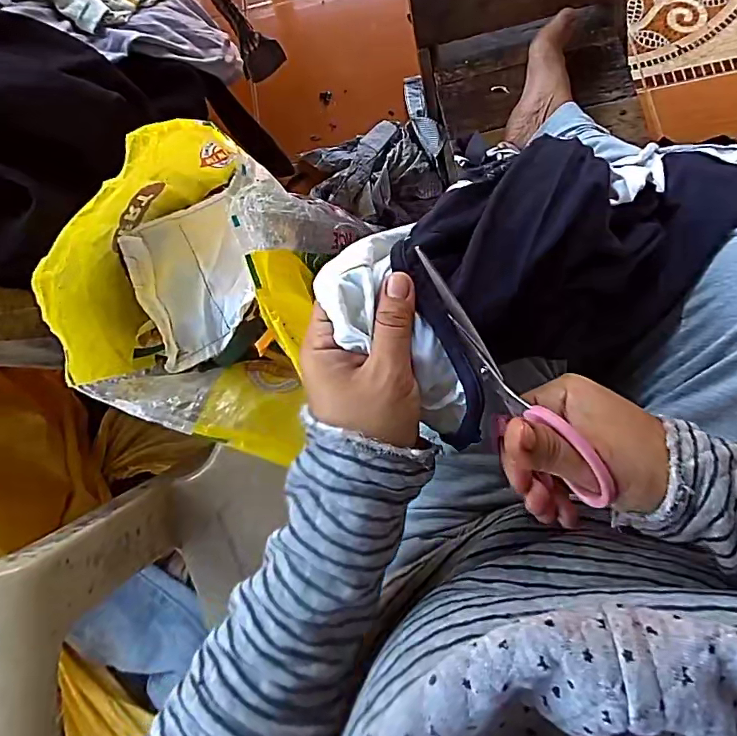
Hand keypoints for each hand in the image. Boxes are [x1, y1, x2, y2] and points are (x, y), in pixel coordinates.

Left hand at [301, 272, 422, 447]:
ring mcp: (345, 363)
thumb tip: (398, 277)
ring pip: (368, 324)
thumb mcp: (387, 370)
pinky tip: (415, 323)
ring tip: (417, 296)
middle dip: (382, 293)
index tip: (391, 262)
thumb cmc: (375, 422)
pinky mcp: (363, 374)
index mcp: (319, 346)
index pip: (335, 295)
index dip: (362, 276)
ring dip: (391, 314)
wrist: (376, 474)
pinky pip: (378, 342)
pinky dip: (395, 333)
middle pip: (353, 307)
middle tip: (412, 278)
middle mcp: (327, 350)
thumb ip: (393, 324)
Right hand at [500, 374, 669, 527]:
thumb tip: (510, 432)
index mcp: (565, 394)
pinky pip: (556, 473)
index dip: (515, 454)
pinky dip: (558, 496)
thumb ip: (546, 448)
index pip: (518, 419)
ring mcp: (574, 432)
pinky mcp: (582, 454)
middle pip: (526, 444)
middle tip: (540, 505)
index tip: (524, 484)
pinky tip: (567, 515)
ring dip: (542, 493)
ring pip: (539, 463)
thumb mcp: (588, 461)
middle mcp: (566, 408)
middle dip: (530, 479)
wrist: (680, 484)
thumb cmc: (638, 464)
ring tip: (555, 515)